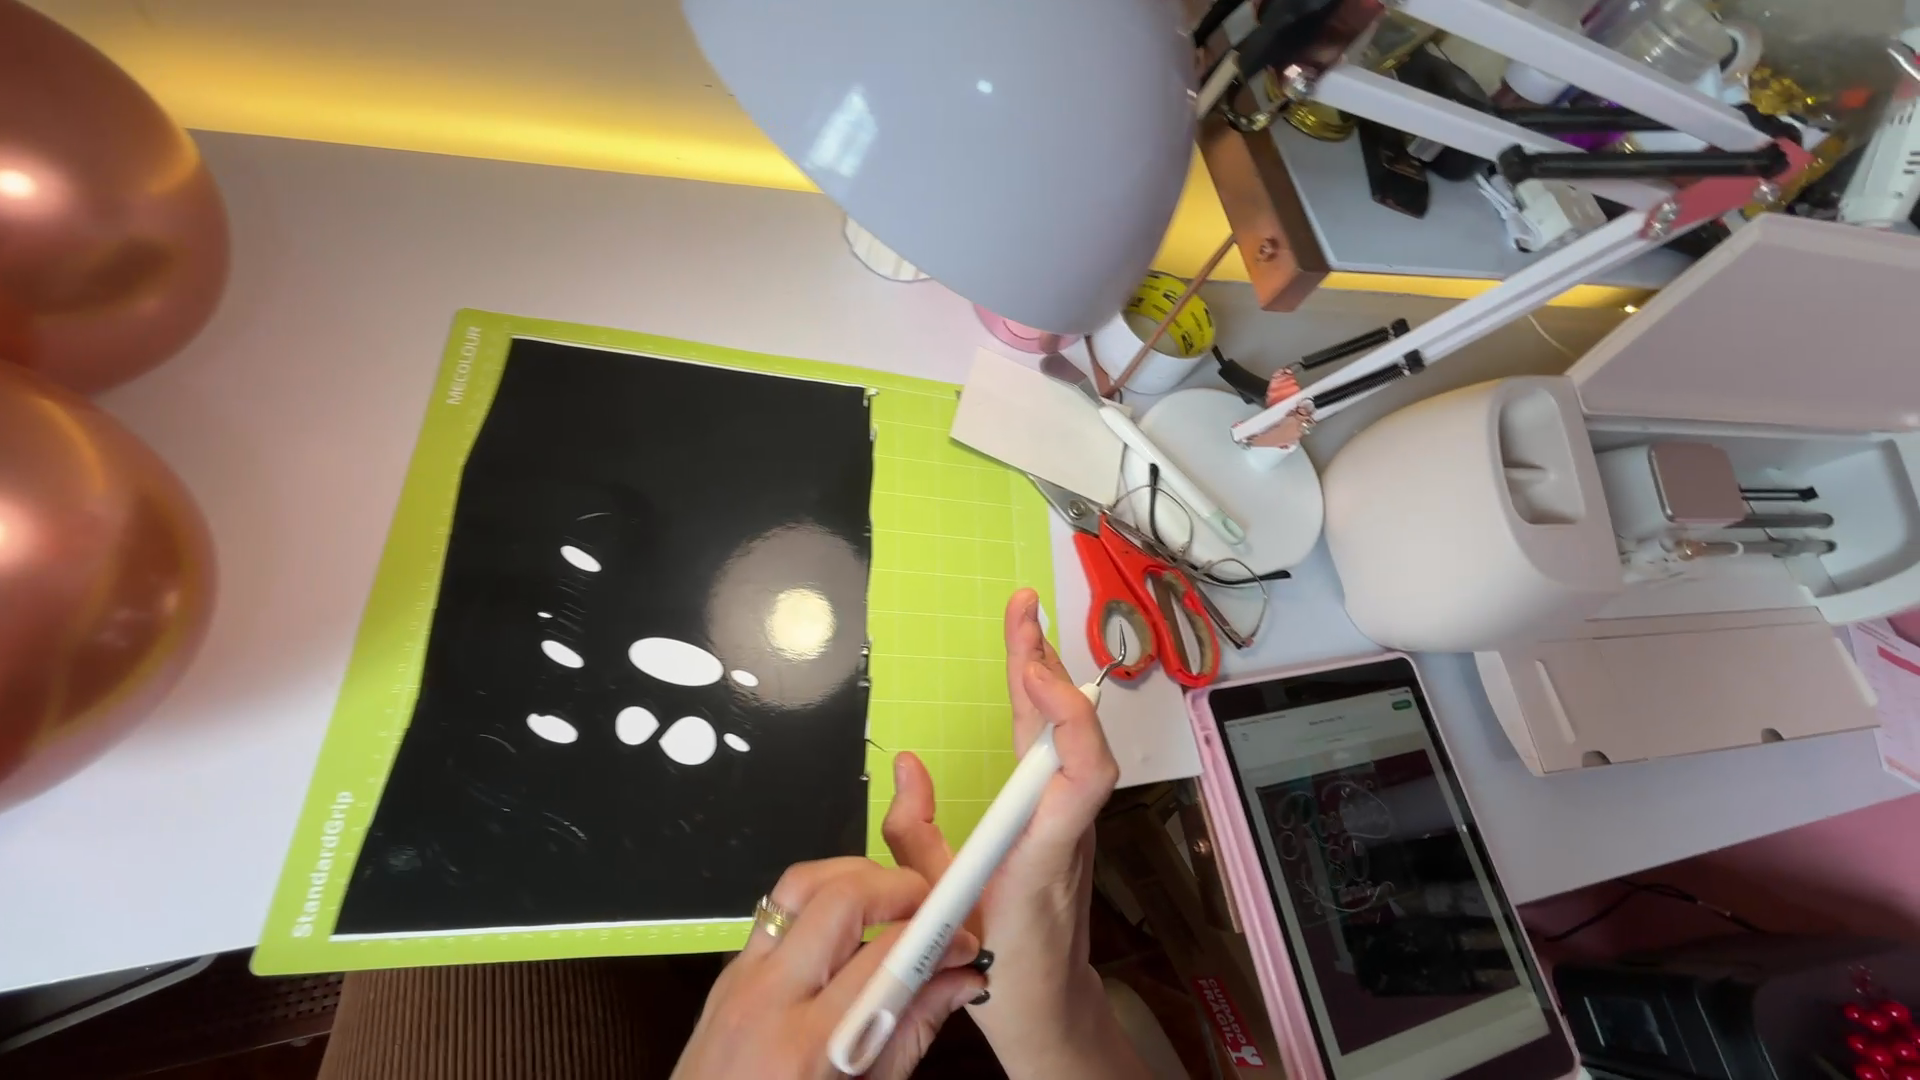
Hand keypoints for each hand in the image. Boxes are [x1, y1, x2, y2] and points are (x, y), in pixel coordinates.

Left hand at [671, 858, 983, 1079]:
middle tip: (931, 905)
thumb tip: (964, 976)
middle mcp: (766, 996)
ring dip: (855, 875)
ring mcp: (739, 976)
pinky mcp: (730, 968)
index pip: (882, 957)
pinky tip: (849, 924)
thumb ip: (913, 1031)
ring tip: (892, 900)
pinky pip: (780, 908)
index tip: (963, 938)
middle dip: (896, 886)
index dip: (934, 937)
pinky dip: (823, 898)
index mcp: (805, 1048)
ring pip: (800, 883)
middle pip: (838, 897)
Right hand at [883, 588, 1141, 1079]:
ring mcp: (1070, 819)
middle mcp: (1066, 826)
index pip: (1084, 773)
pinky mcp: (1062, 816)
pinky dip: (1042, 708)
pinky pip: (1060, 752)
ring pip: (1071, 737)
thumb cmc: (999, 967)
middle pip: (1075, 735)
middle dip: (1045, 664)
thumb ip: (914, 834)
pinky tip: (1028, 682)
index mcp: (1041, 852)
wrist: (1050, 1006)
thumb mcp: (936, 906)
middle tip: (1021, 610)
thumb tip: (909, 763)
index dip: (1066, 715)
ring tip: (1021, 629)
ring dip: (1046, 678)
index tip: (1033, 671)